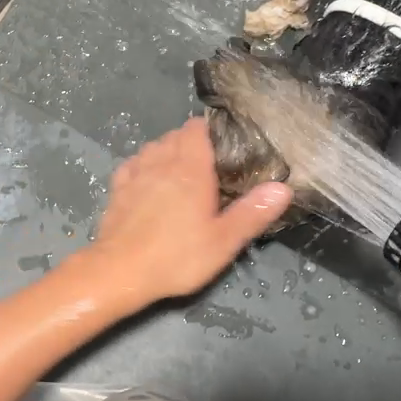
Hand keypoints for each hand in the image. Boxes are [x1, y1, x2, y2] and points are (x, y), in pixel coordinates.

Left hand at [69, 117, 290, 306]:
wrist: (120, 270)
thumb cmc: (177, 256)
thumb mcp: (223, 241)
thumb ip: (252, 212)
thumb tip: (283, 188)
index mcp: (189, 169)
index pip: (196, 130)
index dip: (209, 130)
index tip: (223, 142)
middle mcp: (160, 163)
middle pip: (175, 135)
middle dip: (191, 141)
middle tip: (209, 161)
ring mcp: (135, 173)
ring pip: (153, 147)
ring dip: (167, 150)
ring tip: (181, 169)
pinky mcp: (117, 188)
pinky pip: (133, 163)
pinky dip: (144, 164)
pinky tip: (149, 178)